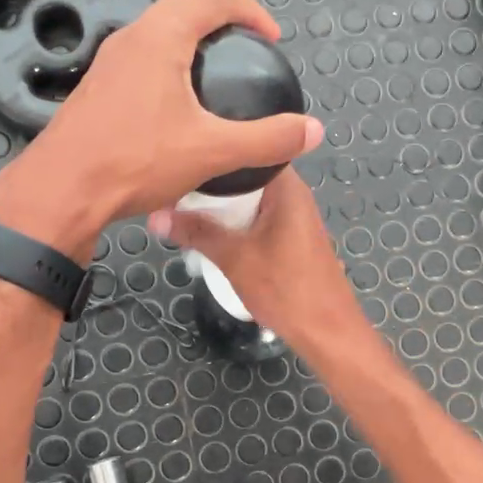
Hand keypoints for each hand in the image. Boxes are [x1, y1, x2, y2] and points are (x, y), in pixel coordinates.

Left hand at [0, 0, 324, 256]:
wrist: (63, 189)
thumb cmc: (135, 161)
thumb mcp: (211, 152)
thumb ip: (266, 139)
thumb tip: (313, 131)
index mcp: (161, 38)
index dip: (249, 10)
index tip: (269, 38)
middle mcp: (130, 39)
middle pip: (180, 11)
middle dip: (218, 23)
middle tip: (243, 53)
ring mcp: (107, 64)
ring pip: (154, 38)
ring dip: (187, 47)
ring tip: (213, 82)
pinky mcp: (95, 91)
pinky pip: (138, 66)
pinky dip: (165, 72)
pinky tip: (175, 114)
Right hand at [148, 167, 359, 342]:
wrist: (327, 332)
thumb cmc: (286, 289)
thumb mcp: (235, 259)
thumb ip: (197, 233)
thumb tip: (155, 216)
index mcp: (286, 187)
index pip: (247, 151)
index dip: (214, 152)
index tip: (183, 158)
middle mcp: (293, 195)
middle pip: (245, 178)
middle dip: (212, 186)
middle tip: (173, 188)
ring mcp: (295, 218)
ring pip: (250, 203)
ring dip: (222, 210)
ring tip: (184, 210)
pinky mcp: (292, 239)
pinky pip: (258, 221)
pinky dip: (237, 225)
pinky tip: (212, 236)